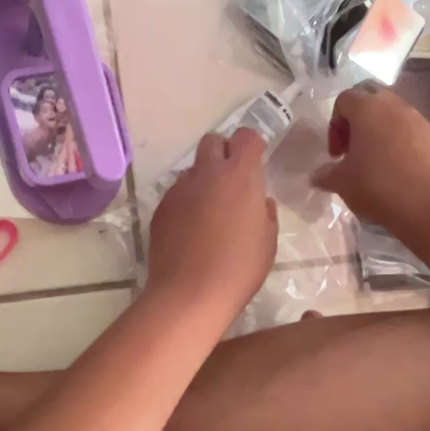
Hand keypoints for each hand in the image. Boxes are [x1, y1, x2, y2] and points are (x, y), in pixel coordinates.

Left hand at [146, 128, 276, 316]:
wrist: (190, 293)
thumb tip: (258, 202)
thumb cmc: (239, 269)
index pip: (246, 136)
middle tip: (232, 181)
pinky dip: (187, 203)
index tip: (257, 160)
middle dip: (224, 153)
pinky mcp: (161, 208)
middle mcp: (207, 174)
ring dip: (204, 181)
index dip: (253, 145)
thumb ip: (264, 213)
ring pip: (193, 170)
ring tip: (210, 213)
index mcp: (240, 176)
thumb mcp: (267, 242)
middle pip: (213, 142)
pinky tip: (192, 231)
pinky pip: (177, 195)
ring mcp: (179, 190)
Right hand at [314, 82, 429, 227]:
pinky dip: (403, 147)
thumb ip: (326, 174)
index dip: (335, 125)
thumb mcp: (341, 182)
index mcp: (368, 109)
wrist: (426, 204)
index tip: (336, 154)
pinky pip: (414, 135)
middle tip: (355, 152)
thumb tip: (317, 176)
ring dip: (382, 135)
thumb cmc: (376, 185)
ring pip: (395, 118)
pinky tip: (400, 174)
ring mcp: (420, 121)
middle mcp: (396, 106)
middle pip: (372, 102)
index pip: (345, 100)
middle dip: (359, 124)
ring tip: (377, 165)